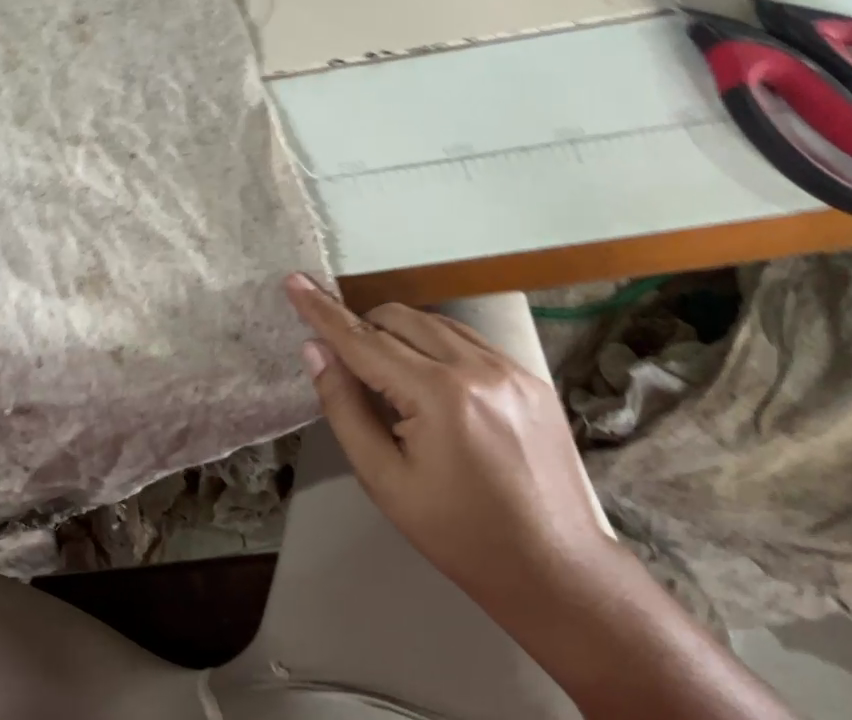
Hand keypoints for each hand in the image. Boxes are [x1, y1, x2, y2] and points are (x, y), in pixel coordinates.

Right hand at [284, 275, 616, 604]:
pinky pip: (469, 342)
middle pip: (399, 319)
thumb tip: (317, 351)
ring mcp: (513, 371)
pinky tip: (433, 388)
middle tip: (348, 368)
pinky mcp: (533, 381)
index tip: (294, 281)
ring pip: (435, 324)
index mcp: (438, 396)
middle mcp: (479, 369)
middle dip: (363, 329)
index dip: (322, 310)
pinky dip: (436, 348)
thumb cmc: (459, 533)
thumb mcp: (383, 478)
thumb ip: (344, 407)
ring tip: (391, 382)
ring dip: (399, 336)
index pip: (364, 339)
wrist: (557, 570)